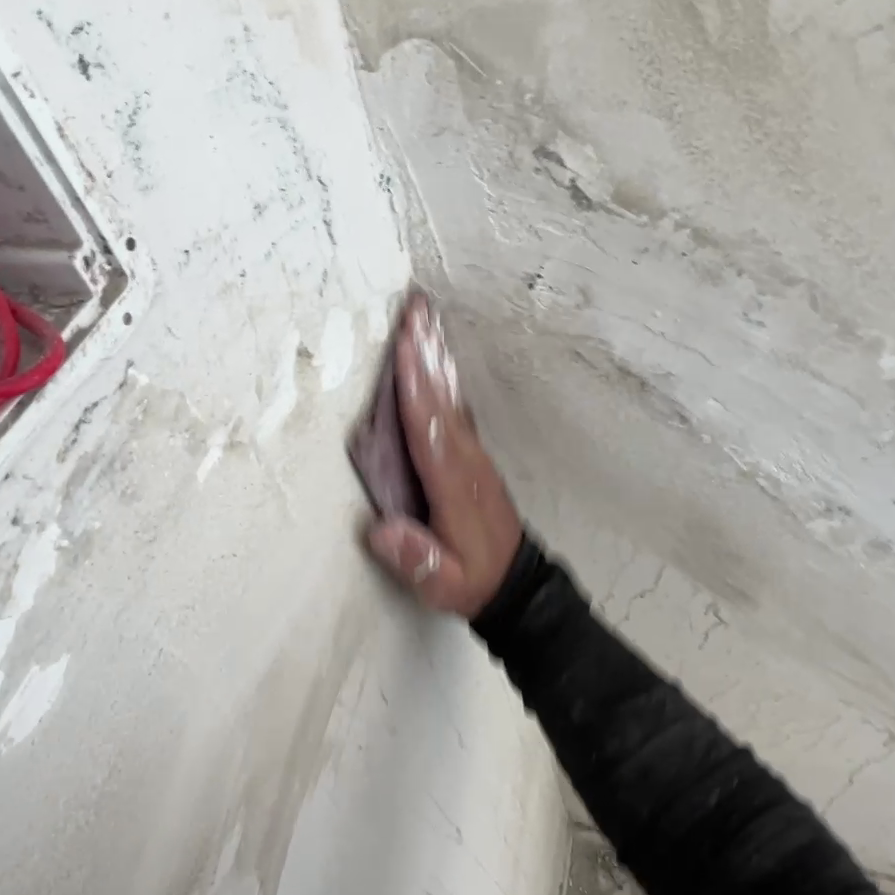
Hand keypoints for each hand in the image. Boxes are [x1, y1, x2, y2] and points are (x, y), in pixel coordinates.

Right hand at [366, 294, 522, 617]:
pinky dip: (445, 377)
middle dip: (427, 353)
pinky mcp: (473, 454)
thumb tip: (380, 530)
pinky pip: (455, 406)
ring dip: (438, 356)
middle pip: (443, 398)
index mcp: (454, 485)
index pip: (430, 428)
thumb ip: (415, 558)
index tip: (406, 349)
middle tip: (415, 310)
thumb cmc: (473, 580)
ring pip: (452, 396)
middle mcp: (466, 459)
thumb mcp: (444, 585)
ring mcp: (473, 453)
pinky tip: (438, 359)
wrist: (515, 583)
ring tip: (424, 319)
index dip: (416, 388)